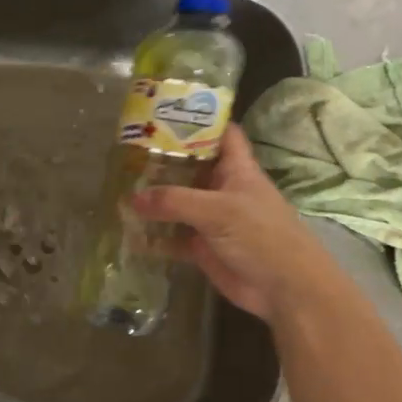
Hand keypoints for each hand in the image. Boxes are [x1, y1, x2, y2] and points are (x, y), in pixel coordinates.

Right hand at [130, 125, 343, 321]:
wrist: (284, 288)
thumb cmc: (262, 237)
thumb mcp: (219, 211)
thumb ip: (174, 201)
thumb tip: (132, 198)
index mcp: (237, 171)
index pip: (221, 135)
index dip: (199, 121)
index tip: (166, 113)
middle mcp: (222, 190)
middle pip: (189, 168)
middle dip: (161, 162)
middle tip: (125, 153)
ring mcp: (211, 220)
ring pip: (176, 203)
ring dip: (151, 200)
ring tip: (117, 189)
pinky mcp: (201, 247)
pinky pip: (170, 237)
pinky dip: (151, 236)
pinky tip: (127, 232)